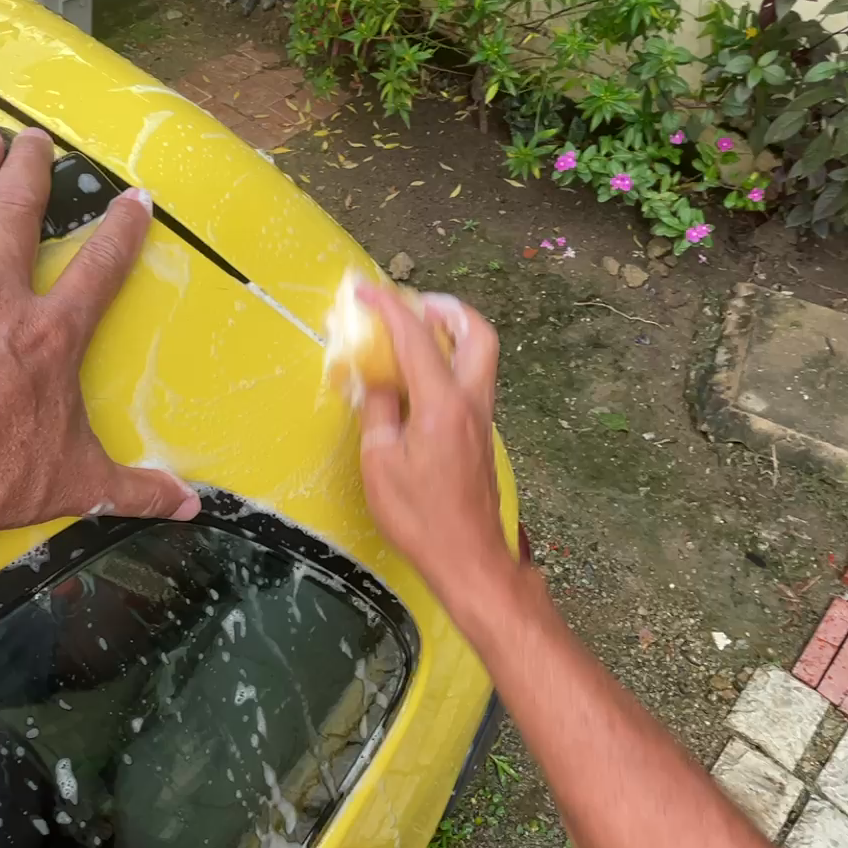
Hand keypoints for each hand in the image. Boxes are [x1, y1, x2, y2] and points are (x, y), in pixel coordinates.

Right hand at [356, 284, 510, 598]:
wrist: (467, 557)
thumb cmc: (419, 517)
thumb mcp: (381, 464)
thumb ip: (378, 412)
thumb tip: (377, 381)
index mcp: (441, 404)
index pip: (416, 338)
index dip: (389, 306)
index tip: (364, 290)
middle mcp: (471, 401)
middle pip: (478, 333)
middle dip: (447, 308)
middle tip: (414, 307)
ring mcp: (482, 418)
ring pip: (482, 355)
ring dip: (454, 333)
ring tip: (416, 337)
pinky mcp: (482, 435)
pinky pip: (473, 380)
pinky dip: (452, 362)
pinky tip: (422, 380)